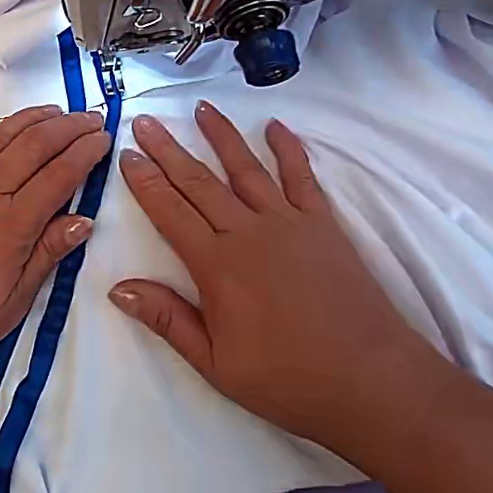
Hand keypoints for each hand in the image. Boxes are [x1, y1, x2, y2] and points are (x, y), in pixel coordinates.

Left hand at [0, 105, 111, 394]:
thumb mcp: (10, 306)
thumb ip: (44, 257)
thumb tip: (81, 221)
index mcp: (8, 227)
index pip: (58, 177)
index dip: (85, 153)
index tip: (102, 138)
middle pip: (31, 147)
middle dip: (66, 128)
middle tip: (89, 118)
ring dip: (26, 121)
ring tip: (51, 111)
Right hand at [108, 101, 452, 450]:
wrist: (374, 383)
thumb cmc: (287, 379)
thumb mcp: (215, 363)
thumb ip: (166, 319)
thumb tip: (117, 287)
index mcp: (217, 265)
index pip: (170, 211)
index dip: (145, 181)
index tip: (127, 154)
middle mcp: (248, 232)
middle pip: (198, 182)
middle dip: (167, 149)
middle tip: (145, 121)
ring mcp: (288, 223)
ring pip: (245, 169)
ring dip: (220, 136)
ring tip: (200, 108)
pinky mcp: (323, 224)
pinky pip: (302, 178)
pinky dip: (289, 149)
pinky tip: (276, 126)